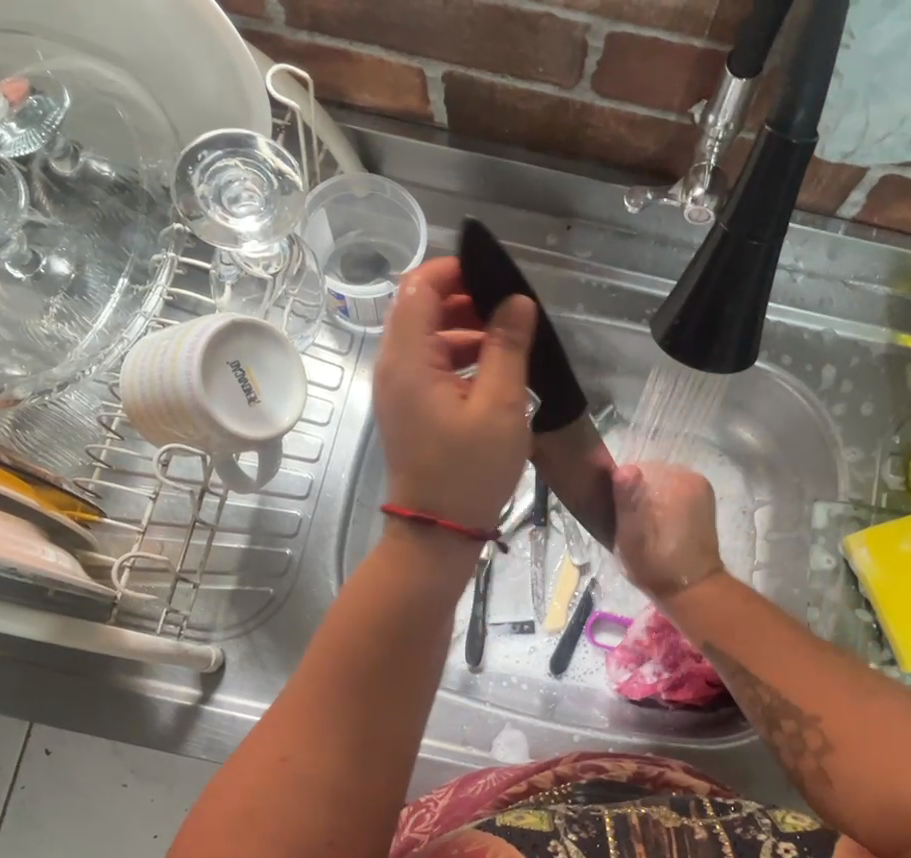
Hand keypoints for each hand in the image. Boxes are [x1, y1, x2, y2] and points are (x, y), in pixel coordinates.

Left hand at [373, 257, 534, 535]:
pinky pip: (431, 367)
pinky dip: (460, 359)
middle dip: (465, 301)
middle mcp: (394, 366)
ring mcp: (398, 390)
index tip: (496, 278)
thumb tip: (516, 302)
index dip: (455, 271)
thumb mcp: (500, 406)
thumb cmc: (469, 471)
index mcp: (408, 358)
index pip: (419, 286)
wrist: (437, 532)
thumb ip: (507, 346)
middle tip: (511, 312)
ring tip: (511, 342)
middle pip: (421, 309)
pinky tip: (496, 373)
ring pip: (428, 338)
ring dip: (466, 330)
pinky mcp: (409, 409)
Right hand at [612, 463, 725, 599]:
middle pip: (650, 476)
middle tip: (636, 527)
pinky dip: (669, 504)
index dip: (622, 494)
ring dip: (654, 500)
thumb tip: (625, 469)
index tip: (621, 518)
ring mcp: (700, 486)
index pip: (632, 471)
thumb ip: (626, 500)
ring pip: (663, 484)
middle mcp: (687, 475)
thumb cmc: (654, 565)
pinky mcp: (706, 499)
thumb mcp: (630, 536)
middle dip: (640, 496)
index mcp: (669, 480)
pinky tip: (666, 526)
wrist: (691, 588)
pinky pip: (678, 492)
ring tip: (652, 529)